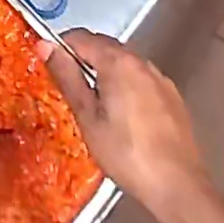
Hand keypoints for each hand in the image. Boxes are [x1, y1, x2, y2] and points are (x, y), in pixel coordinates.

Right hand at [38, 30, 210, 218]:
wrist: (178, 185)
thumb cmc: (127, 154)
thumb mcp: (88, 117)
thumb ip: (67, 77)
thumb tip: (46, 46)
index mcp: (117, 62)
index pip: (81, 37)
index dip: (61, 46)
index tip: (50, 64)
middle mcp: (141, 61)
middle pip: (104, 45)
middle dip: (83, 58)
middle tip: (68, 86)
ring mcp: (159, 77)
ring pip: (124, 61)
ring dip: (105, 71)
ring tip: (94, 104)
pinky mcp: (171, 95)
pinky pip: (141, 77)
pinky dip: (126, 84)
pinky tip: (122, 114)